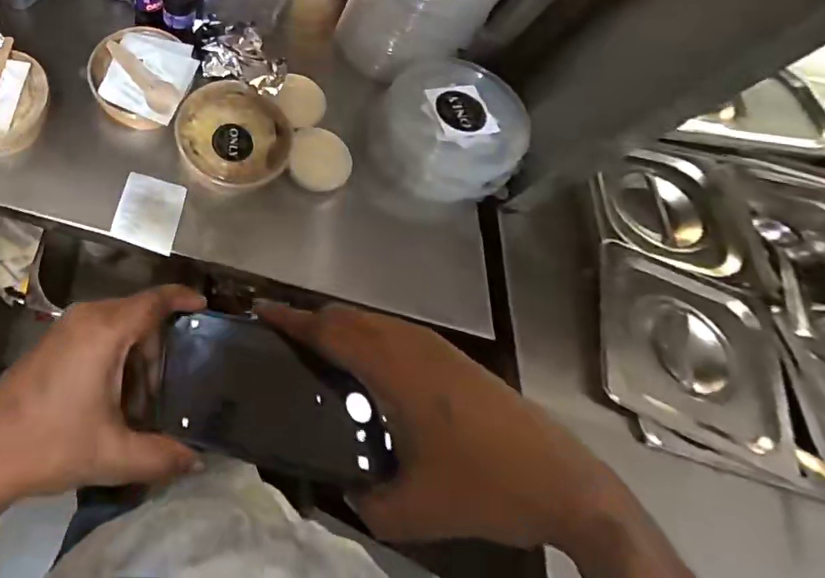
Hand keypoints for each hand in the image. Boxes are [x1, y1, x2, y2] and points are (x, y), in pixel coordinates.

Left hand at [0, 285, 206, 511]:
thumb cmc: (52, 443)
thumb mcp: (113, 454)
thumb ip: (162, 456)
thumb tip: (196, 461)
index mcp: (105, 329)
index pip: (153, 301)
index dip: (181, 298)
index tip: (205, 305)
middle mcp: (86, 316)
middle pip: (138, 318)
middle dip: (157, 354)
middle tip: (163, 399)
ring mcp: (65, 327)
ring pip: (117, 329)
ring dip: (134, 362)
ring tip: (136, 410)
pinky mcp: (52, 342)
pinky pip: (97, 336)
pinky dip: (114, 360)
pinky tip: (111, 403)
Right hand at [256, 302, 643, 555]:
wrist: (565, 483)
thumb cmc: (485, 488)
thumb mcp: (414, 512)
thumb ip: (364, 505)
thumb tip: (334, 496)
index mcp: (393, 367)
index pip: (328, 329)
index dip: (290, 318)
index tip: (259, 311)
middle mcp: (409, 344)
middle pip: (346, 316)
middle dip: (309, 320)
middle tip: (278, 337)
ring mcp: (435, 346)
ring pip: (371, 321)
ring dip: (338, 326)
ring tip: (313, 350)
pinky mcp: (452, 356)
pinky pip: (392, 331)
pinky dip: (365, 335)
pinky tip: (364, 369)